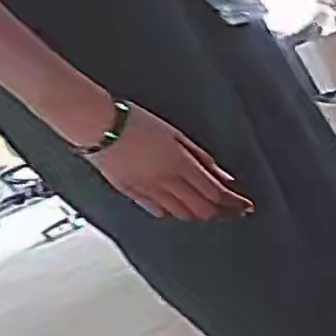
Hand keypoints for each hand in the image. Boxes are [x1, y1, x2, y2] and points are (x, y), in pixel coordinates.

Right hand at [86, 104, 252, 219]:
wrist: (90, 120)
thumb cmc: (133, 121)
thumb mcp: (176, 135)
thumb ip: (202, 159)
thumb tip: (224, 177)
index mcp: (182, 166)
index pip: (218, 194)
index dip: (235, 203)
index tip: (246, 206)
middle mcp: (167, 182)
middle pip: (204, 210)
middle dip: (223, 213)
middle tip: (233, 213)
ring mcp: (148, 189)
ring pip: (183, 214)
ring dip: (200, 216)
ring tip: (210, 212)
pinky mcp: (130, 192)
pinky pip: (159, 211)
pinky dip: (175, 213)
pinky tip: (181, 209)